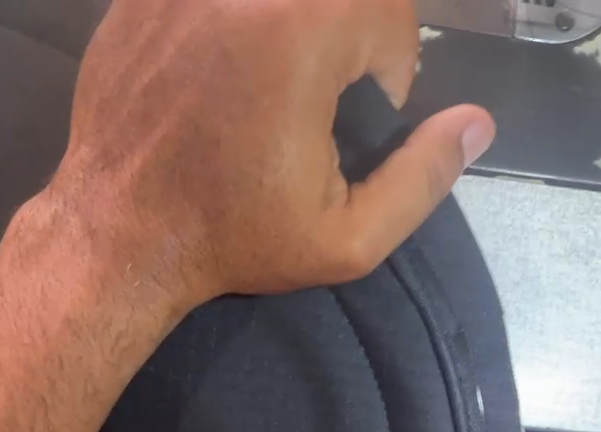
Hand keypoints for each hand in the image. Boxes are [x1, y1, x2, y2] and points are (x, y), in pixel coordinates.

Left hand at [48, 0, 494, 309]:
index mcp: (300, 31)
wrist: (123, 231)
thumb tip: (477, 124)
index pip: (391, 12)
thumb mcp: (348, 238)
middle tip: (317, 109)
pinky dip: (243, 25)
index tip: (354, 126)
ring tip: (273, 92)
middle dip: (349, 42)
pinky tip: (222, 79)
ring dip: (300, 32)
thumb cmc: (238, 239)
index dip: (390, 74)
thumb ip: (422, 178)